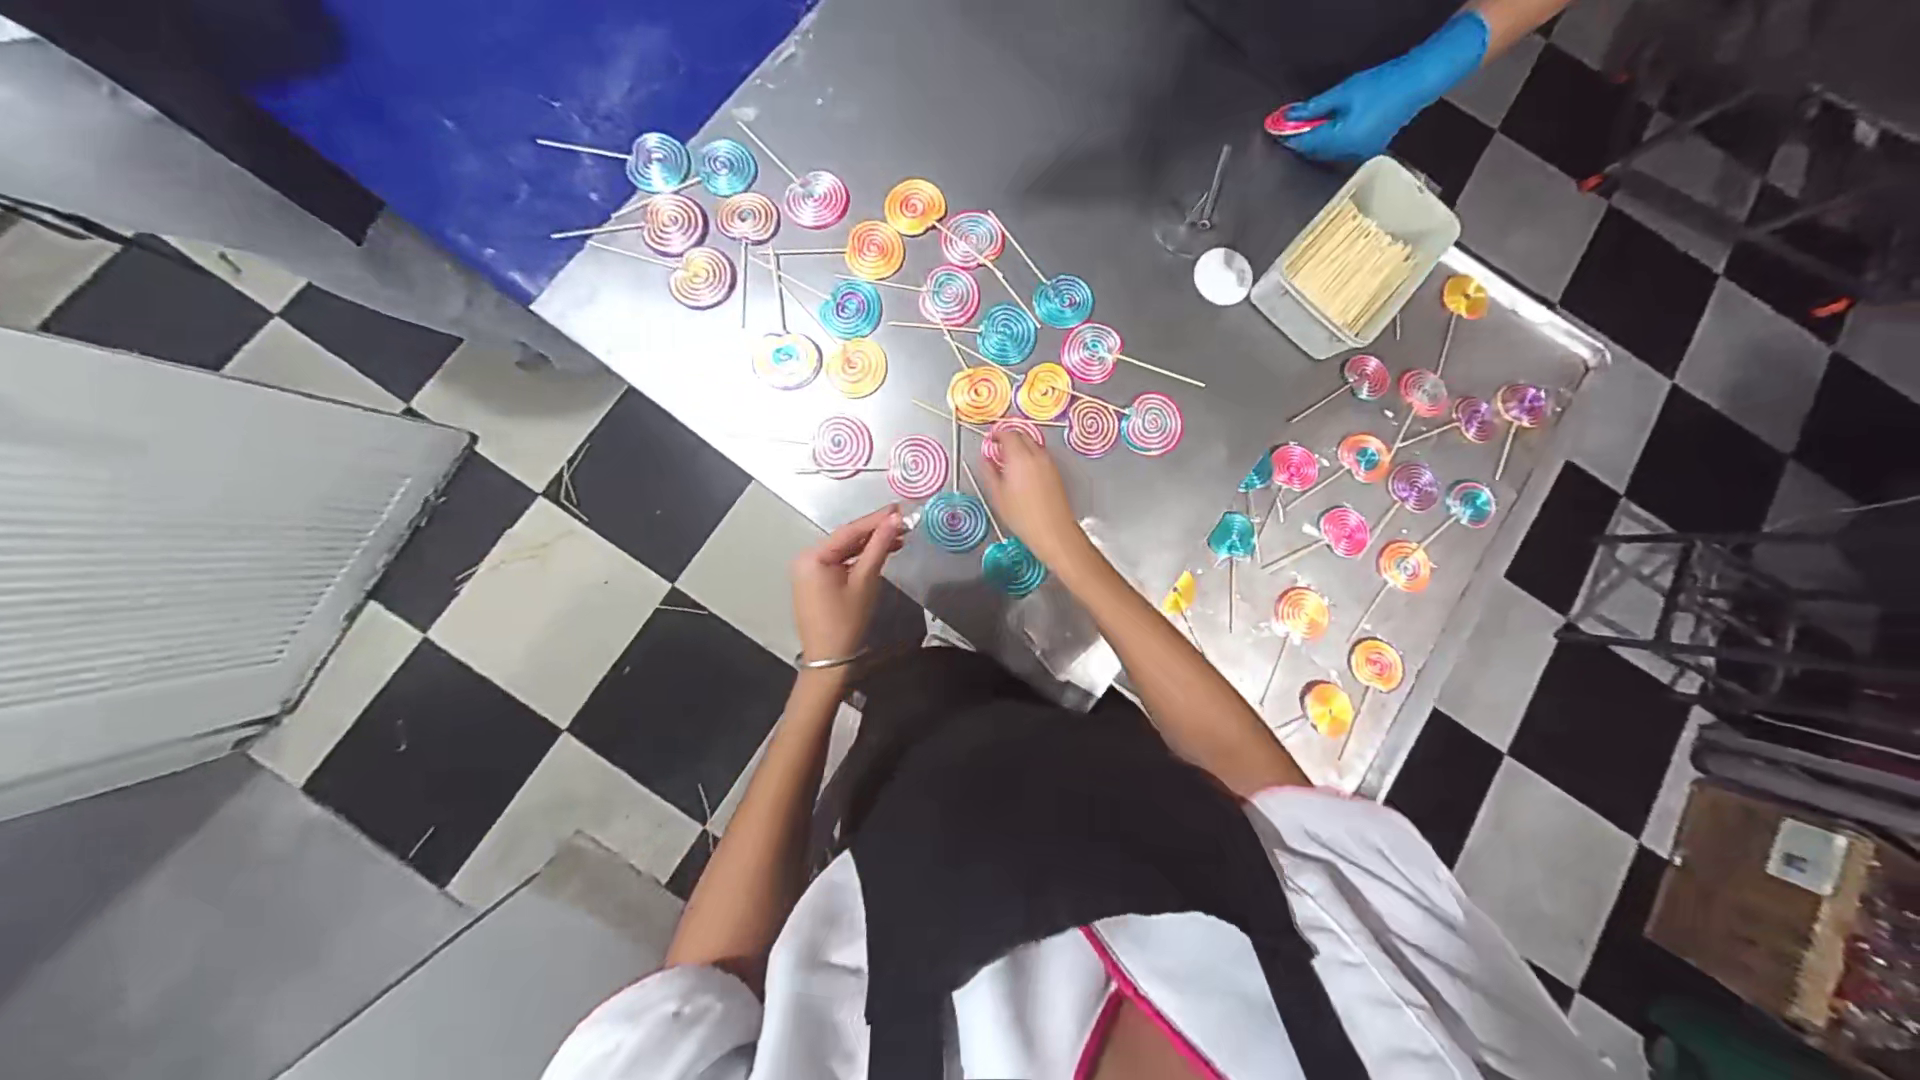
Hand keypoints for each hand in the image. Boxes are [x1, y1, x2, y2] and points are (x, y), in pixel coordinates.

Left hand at [790, 504, 903, 661]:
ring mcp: (809, 570)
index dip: (876, 519)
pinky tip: (881, 553)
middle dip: (875, 531)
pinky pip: (840, 562)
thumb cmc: (846, 621)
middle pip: (846, 539)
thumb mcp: (865, 581)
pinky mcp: (816, 581)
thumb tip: (895, 520)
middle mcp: (806, 558)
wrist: (829, 660)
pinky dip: (859, 558)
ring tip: (899, 537)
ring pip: (845, 551)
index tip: (899, 508)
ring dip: (870, 545)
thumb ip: (879, 547)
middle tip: (903, 522)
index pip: (850, 531)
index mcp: (813, 556)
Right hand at [977, 429, 1083, 564]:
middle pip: (1022, 435)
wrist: (1052, 530)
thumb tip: (985, 459)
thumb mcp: (997, 494)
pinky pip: (1041, 455)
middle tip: (998, 446)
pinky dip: (1030, 455)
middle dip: (1009, 437)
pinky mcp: (1055, 472)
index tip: (990, 438)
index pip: (1008, 434)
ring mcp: (1048, 463)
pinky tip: (1023, 470)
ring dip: (1021, 446)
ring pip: (1033, 444)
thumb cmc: (1022, 516)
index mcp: (1019, 457)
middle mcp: (1036, 455)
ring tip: (1009, 459)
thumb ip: (989, 471)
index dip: (997, 433)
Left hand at [1281, 12, 1488, 160]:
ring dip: (1314, 142)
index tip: (1276, 129)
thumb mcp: (1343, 93)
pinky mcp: (1365, 153)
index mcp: (1341, 140)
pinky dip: (1329, 143)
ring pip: (1324, 154)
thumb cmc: (1384, 84)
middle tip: (1289, 125)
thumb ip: (1314, 108)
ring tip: (1309, 126)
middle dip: (1300, 139)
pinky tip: (1328, 130)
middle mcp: (1347, 154)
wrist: (1417, 83)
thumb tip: (1290, 116)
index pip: (1304, 144)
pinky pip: (1338, 152)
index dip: (1288, 137)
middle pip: (1312, 152)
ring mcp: (1357, 156)